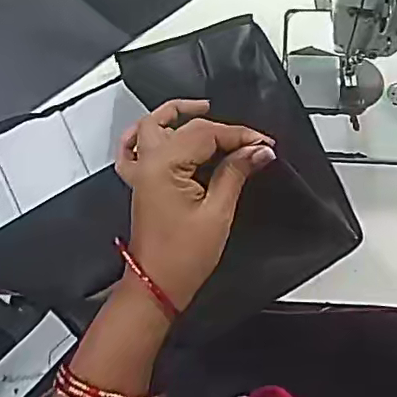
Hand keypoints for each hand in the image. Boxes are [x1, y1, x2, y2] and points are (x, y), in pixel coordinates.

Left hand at [113, 100, 274, 310]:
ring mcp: (141, 172)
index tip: (263, 143)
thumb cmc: (181, 258)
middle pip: (186, 127)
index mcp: (164, 166)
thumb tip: (257, 150)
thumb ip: (236, 173)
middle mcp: (148, 163)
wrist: (156, 286)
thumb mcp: (218, 212)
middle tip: (250, 141)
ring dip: (177, 115)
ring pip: (153, 126)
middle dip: (221, 129)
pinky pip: (134, 148)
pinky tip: (161, 131)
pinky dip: (145, 134)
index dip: (239, 135)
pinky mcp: (141, 183)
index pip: (207, 133)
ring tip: (204, 111)